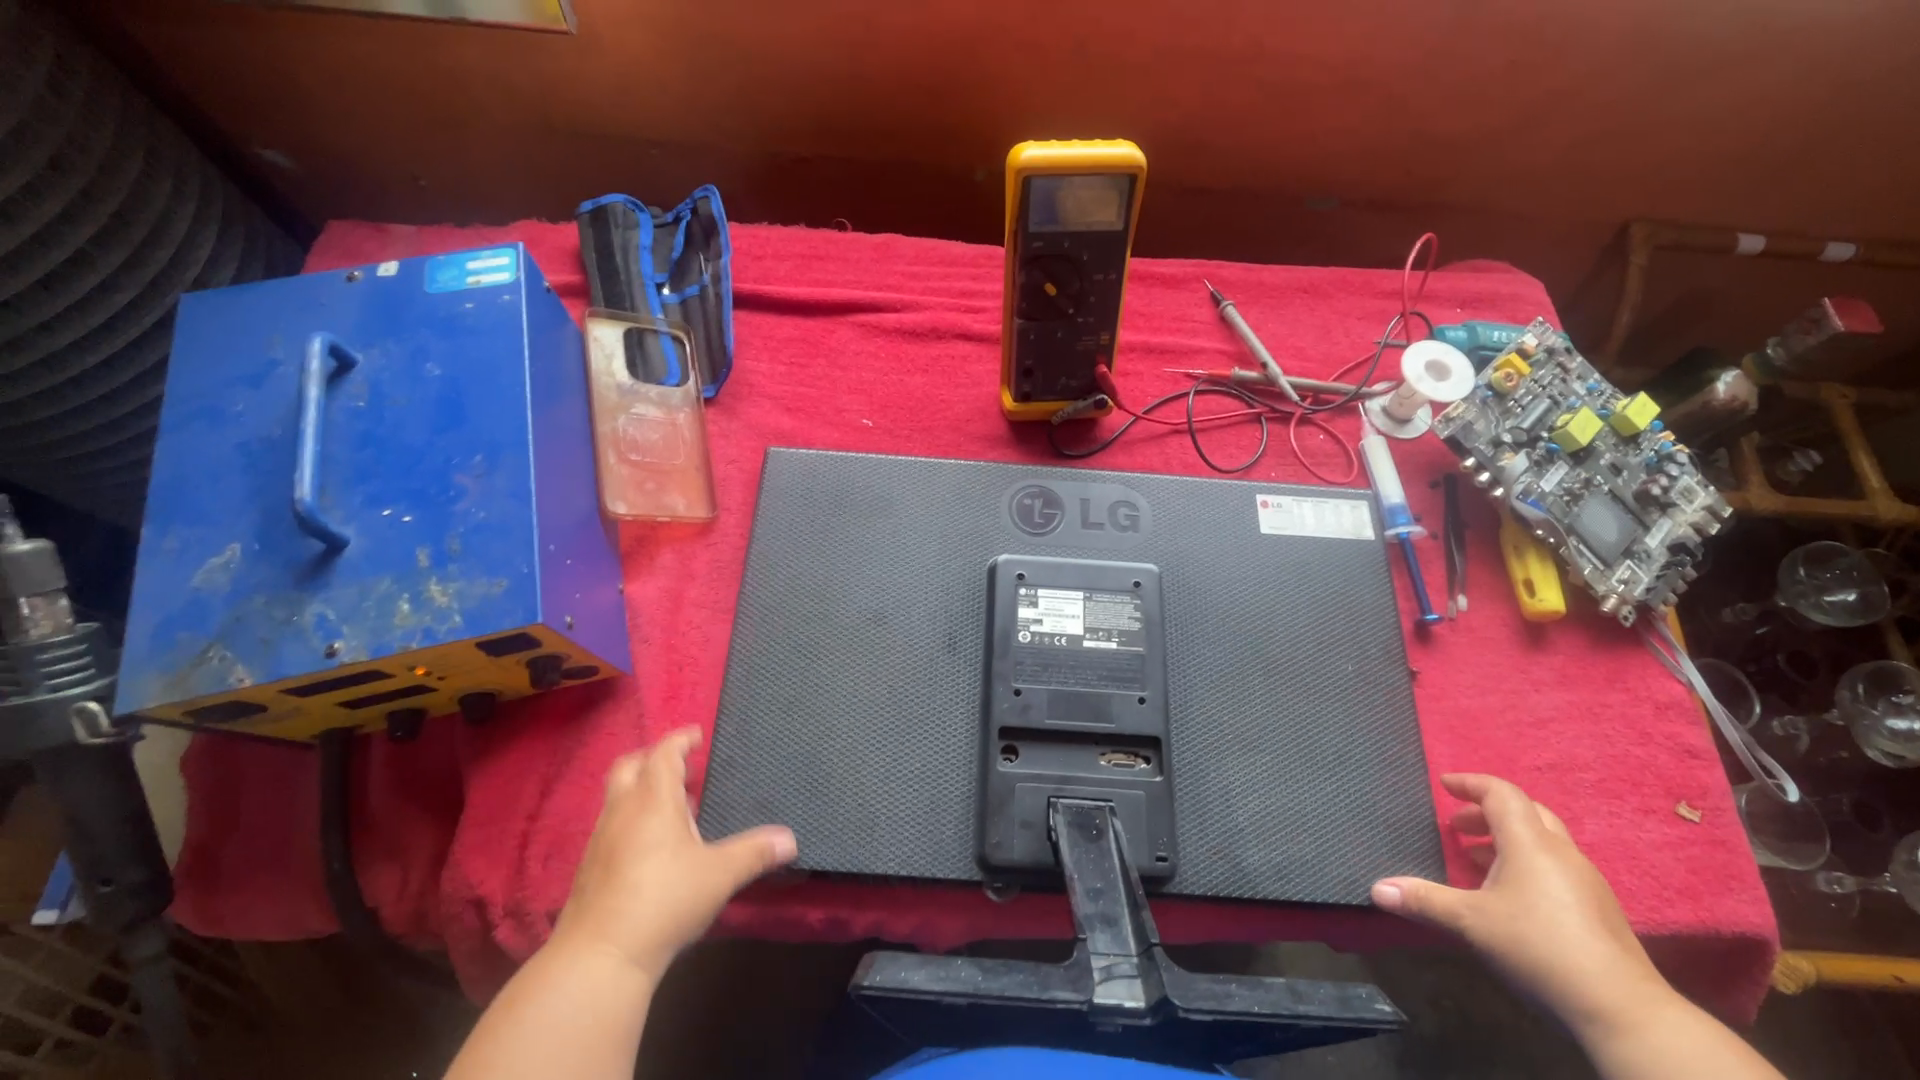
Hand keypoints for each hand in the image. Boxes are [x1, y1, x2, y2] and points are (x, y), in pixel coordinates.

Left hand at [552, 728, 797, 979]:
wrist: (601, 955)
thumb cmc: (664, 900)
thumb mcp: (719, 875)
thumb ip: (754, 853)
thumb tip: (790, 839)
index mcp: (653, 801)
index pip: (663, 754)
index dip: (680, 740)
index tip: (696, 735)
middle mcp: (621, 811)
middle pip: (629, 767)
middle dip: (653, 759)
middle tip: (680, 765)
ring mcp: (601, 839)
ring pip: (617, 798)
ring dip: (640, 791)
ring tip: (671, 806)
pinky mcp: (590, 868)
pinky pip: (611, 826)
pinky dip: (631, 820)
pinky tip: (651, 846)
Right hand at [1371, 773, 1671, 1037]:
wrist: (1618, 1005)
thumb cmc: (1537, 946)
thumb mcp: (1470, 921)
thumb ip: (1424, 900)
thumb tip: (1377, 888)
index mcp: (1531, 843)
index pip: (1502, 794)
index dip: (1471, 783)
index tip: (1444, 784)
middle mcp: (1561, 853)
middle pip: (1527, 812)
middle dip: (1488, 812)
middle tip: (1458, 826)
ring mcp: (1585, 881)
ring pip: (1544, 842)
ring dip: (1508, 840)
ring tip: (1476, 859)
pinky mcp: (1598, 909)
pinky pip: (1555, 868)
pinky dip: (1526, 865)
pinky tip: (1510, 896)